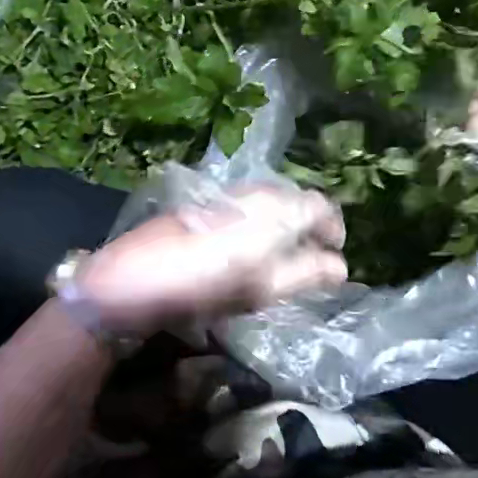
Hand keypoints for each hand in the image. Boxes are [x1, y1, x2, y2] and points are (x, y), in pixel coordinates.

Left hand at [75, 185, 347, 333]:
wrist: (136, 275)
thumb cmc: (209, 284)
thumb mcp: (266, 287)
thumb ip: (308, 273)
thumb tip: (341, 267)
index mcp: (278, 207)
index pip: (322, 205)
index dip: (334, 227)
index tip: (336, 250)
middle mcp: (257, 191)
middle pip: (296, 200)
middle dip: (310, 224)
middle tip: (312, 255)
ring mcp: (228, 194)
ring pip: (270, 202)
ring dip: (284, 223)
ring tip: (282, 256)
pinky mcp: (204, 202)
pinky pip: (247, 207)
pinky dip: (260, 223)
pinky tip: (247, 249)